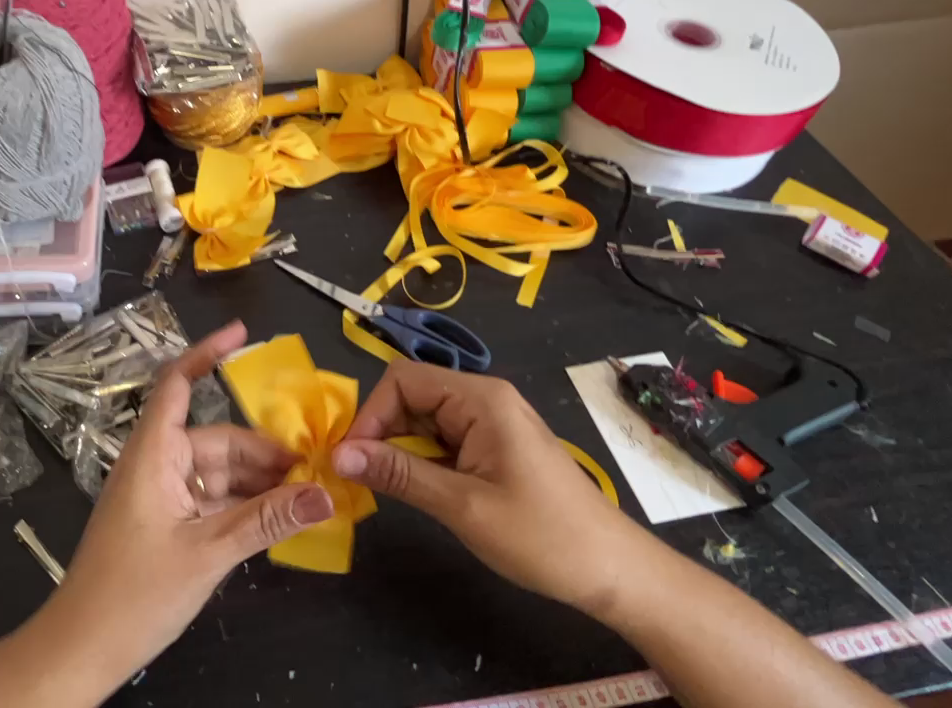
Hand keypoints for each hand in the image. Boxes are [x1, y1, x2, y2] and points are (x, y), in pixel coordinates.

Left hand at [31, 321, 335, 679]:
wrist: (81, 650)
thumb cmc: (134, 593)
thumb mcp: (208, 553)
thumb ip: (267, 520)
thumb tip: (325, 494)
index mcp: (153, 452)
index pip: (178, 383)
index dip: (206, 352)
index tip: (242, 332)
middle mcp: (157, 462)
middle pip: (217, 439)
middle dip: (264, 449)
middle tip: (316, 464)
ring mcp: (161, 493)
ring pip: (219, 471)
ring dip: (259, 480)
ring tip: (308, 492)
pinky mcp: (166, 521)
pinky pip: (212, 498)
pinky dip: (244, 504)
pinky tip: (280, 515)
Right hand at [332, 359, 649, 615]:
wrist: (613, 571)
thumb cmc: (541, 536)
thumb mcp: (462, 506)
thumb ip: (399, 473)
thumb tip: (338, 454)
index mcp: (480, 399)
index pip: (402, 380)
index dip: (370, 413)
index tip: (351, 458)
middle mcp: (483, 399)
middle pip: (411, 395)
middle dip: (381, 430)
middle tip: (361, 476)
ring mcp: (490, 422)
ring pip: (423, 418)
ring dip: (399, 447)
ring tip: (384, 485)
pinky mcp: (493, 445)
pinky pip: (442, 438)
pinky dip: (420, 458)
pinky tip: (413, 486)